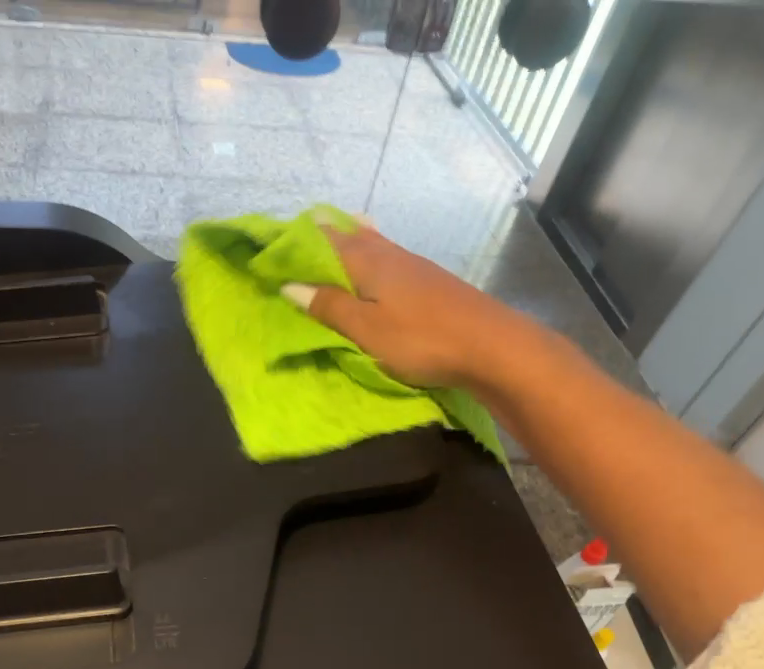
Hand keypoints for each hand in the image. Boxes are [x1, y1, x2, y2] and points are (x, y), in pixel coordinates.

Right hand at [281, 224, 564, 390]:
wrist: (491, 346)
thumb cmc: (420, 339)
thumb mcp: (365, 329)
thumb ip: (328, 306)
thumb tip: (289, 284)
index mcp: (367, 262)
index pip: (324, 241)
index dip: (298, 242)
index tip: (272, 244)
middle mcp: (389, 255)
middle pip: (351, 235)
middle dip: (325, 232)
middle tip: (301, 231)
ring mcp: (413, 266)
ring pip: (374, 243)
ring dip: (351, 237)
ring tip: (336, 228)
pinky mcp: (430, 282)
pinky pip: (390, 256)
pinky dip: (373, 251)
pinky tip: (378, 257)